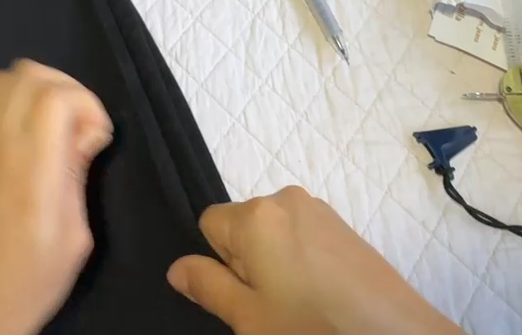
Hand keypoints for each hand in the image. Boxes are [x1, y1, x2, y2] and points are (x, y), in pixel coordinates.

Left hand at [0, 60, 114, 334]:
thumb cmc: (24, 282)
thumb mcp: (74, 237)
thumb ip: (78, 174)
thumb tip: (85, 133)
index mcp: (31, 163)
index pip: (58, 95)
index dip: (87, 104)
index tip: (97, 137)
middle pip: (30, 75)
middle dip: (65, 89)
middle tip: (78, 124)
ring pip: (2, 79)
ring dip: (32, 90)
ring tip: (47, 125)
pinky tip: (10, 132)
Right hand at [168, 186, 463, 334]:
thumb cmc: (313, 330)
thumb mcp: (251, 320)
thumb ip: (209, 288)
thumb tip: (176, 267)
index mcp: (256, 215)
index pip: (209, 223)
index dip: (218, 263)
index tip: (244, 296)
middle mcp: (285, 198)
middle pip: (243, 225)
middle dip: (249, 263)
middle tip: (274, 308)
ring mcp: (319, 209)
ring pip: (274, 233)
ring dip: (277, 265)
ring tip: (303, 308)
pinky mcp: (345, 226)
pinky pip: (304, 236)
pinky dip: (304, 263)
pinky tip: (325, 300)